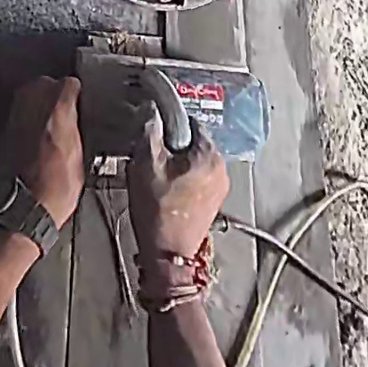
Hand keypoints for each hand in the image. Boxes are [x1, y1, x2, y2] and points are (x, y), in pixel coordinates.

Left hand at [2, 76, 83, 227]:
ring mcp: (17, 118)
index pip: (68, 84)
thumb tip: (72, 124)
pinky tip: (33, 127)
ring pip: (26, 92)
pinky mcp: (5, 131)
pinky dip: (25, 115)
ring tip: (46, 113)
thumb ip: (74, 132)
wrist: (27, 206)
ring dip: (36, 99)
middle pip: (43, 82)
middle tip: (60, 102)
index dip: (74, 90)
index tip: (77, 95)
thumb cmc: (57, 188)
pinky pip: (17, 112)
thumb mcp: (80, 158)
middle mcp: (35, 110)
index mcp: (59, 113)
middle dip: (52, 90)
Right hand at [129, 113, 227, 257]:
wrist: (168, 254)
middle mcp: (222, 169)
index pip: (190, 122)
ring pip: (195, 161)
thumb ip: (150, 132)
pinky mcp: (214, 201)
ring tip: (157, 176)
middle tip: (151, 158)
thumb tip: (152, 112)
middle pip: (193, 143)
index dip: (168, 125)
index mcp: (209, 155)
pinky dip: (184, 178)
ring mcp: (221, 187)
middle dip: (173, 146)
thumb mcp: (145, 165)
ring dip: (178, 163)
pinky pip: (198, 178)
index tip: (153, 133)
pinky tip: (167, 190)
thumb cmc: (157, 210)